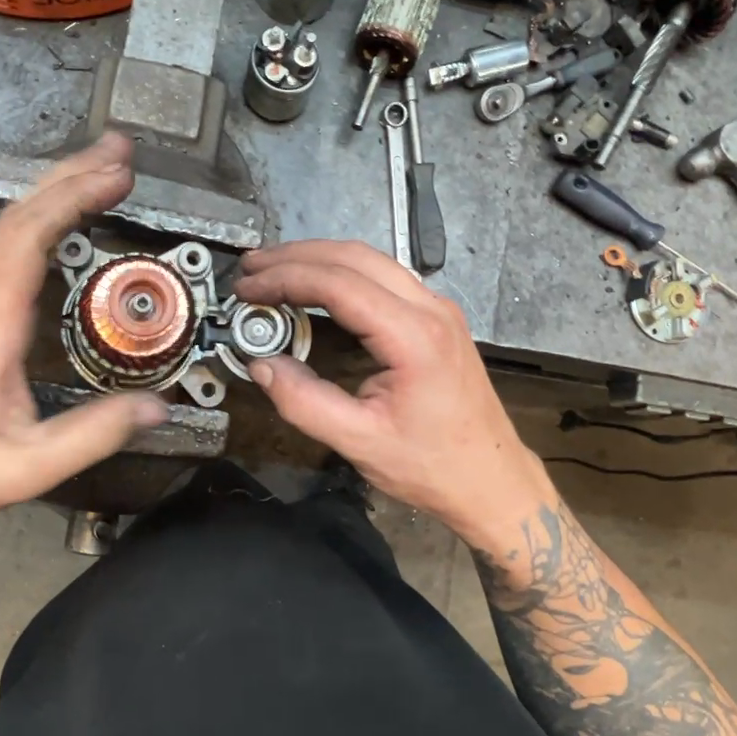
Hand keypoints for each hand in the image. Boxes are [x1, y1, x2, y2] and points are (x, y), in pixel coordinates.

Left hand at [0, 135, 167, 553]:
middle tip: (120, 154)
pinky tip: (59, 225)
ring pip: (5, 230)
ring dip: (52, 195)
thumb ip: (95, 434)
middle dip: (69, 177)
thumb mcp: (30, 466)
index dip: (71, 199)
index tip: (115, 176)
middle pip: (15, 219)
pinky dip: (36, 225)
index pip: (25, 242)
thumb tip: (159, 407)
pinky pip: (0, 253)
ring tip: (99, 174)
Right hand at [233, 240, 551, 539]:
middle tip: (249, 270)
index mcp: (414, 337)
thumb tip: (261, 365)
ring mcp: (438, 310)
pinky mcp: (437, 319)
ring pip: (371, 260)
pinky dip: (342, 273)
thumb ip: (304, 402)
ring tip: (272, 272)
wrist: (489, 478)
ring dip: (318, 259)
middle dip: (295, 257)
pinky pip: (384, 277)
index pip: (339, 284)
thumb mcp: (360, 442)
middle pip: (355, 257)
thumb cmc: (432, 466)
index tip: (247, 290)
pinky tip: (314, 286)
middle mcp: (431, 309)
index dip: (285, 280)